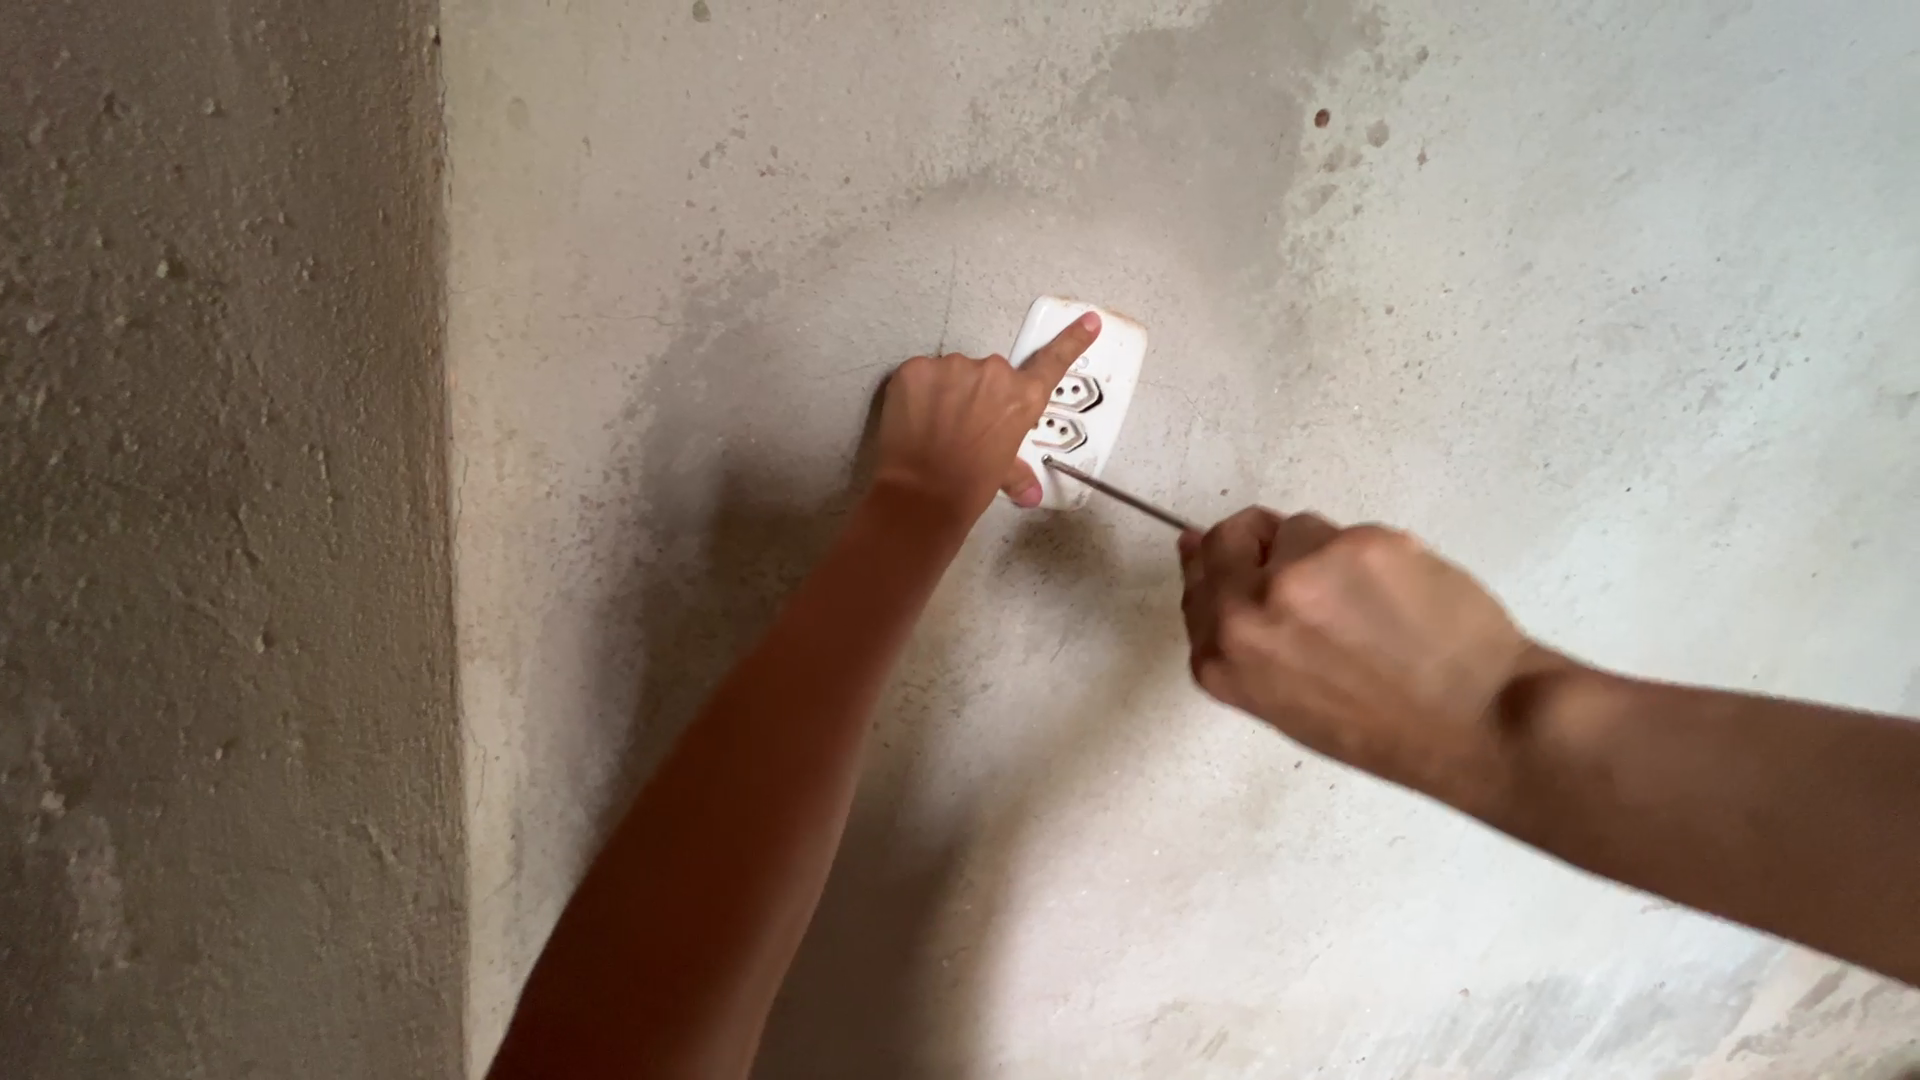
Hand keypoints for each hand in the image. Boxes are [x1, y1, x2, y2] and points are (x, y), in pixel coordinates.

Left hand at [871, 313, 1101, 518]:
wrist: (921, 495)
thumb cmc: (968, 487)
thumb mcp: (1002, 475)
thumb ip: (1017, 471)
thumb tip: (1030, 493)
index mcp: (1023, 398)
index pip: (1052, 362)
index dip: (1072, 341)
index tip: (1089, 321)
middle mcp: (993, 374)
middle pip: (987, 375)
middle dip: (975, 395)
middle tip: (961, 429)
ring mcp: (952, 367)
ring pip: (951, 373)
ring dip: (944, 393)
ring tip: (934, 429)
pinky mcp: (916, 368)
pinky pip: (920, 375)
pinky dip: (916, 393)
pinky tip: (914, 420)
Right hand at [1178, 508, 1540, 792]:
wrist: (1479, 726)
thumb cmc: (1374, 728)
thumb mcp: (1276, 697)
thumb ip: (1234, 630)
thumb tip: (1194, 545)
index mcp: (1219, 658)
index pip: (1196, 582)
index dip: (1229, 572)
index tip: (1256, 570)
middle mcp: (1243, 612)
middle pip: (1228, 538)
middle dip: (1265, 547)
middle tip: (1316, 579)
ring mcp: (1298, 574)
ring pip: (1296, 529)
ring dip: (1324, 554)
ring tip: (1370, 602)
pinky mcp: (1356, 545)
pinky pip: (1348, 531)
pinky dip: (1372, 556)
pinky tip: (1403, 594)